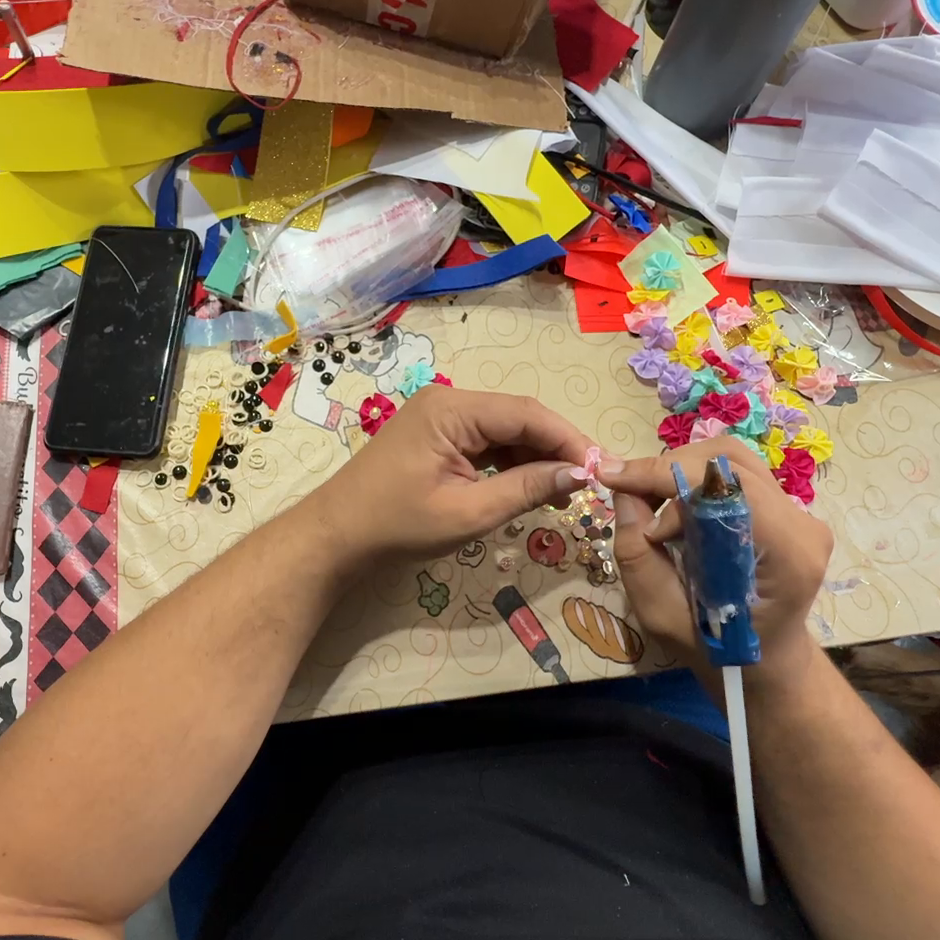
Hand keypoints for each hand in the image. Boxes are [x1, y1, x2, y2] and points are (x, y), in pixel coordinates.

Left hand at [304, 385, 593, 569]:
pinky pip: (485, 442)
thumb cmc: (398, 526)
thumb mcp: (468, 512)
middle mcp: (448, 403)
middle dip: (555, 449)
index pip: (526, 414)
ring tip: (565, 492)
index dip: (569, 440)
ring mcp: (440, 418)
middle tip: (588, 484)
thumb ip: (525, 489)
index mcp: (451, 410)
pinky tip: (531, 486)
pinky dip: (510, 463)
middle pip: (517, 418)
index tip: (602, 470)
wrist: (337, 536)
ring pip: (504, 431)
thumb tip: (578, 474)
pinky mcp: (437, 437)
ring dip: (535, 458)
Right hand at [596, 437, 831, 694]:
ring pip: (729, 459)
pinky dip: (691, 477)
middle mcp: (802, 525)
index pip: (726, 487)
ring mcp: (797, 513)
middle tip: (626, 491)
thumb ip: (638, 556)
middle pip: (728, 462)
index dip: (666, 475)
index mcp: (786, 556)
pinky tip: (669, 503)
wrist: (762, 661)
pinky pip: (732, 472)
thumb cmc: (715, 648)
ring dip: (677, 469)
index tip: (615, 482)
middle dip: (667, 469)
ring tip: (645, 496)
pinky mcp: (783, 508)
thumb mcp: (661, 615)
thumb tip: (623, 493)